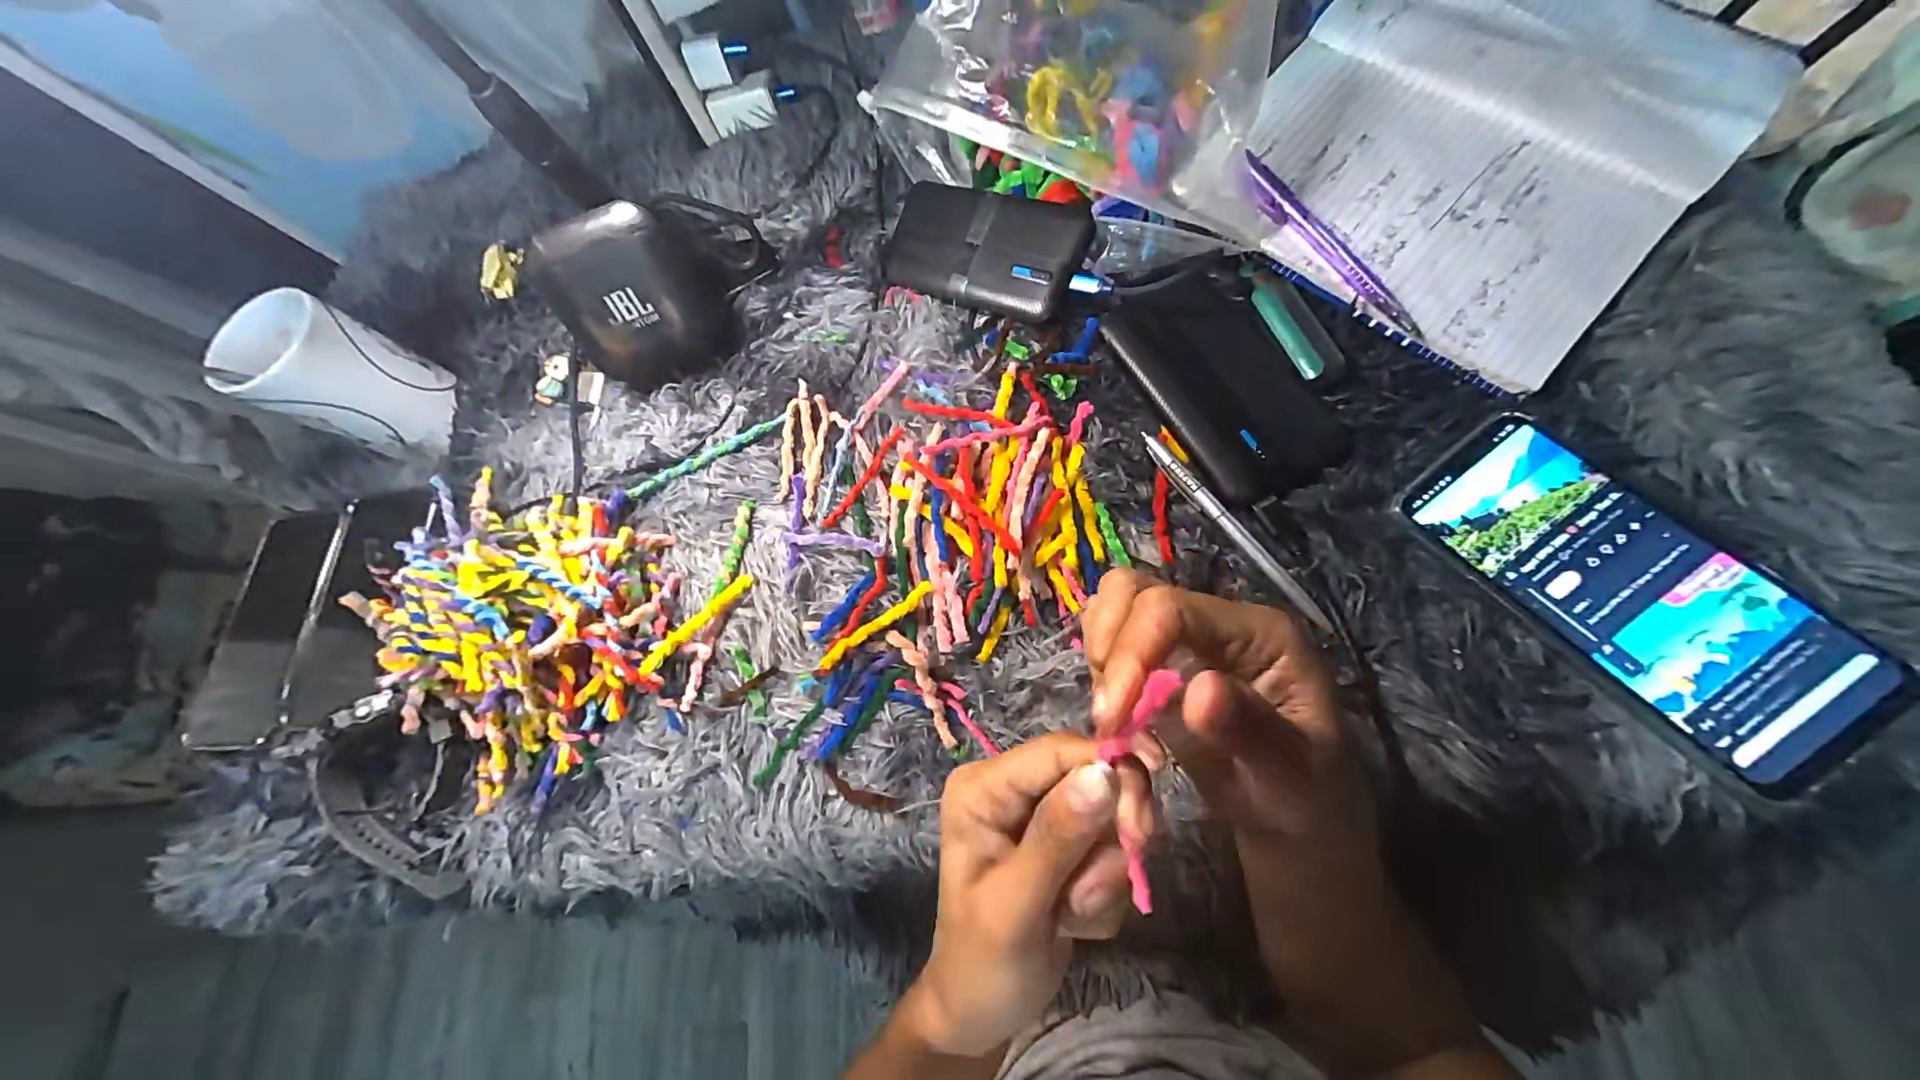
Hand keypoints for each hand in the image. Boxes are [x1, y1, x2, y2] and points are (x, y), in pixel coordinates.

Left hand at [902, 733, 1154, 1057]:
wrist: (983, 1012)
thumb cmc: (983, 962)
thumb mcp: (1015, 903)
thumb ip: (1057, 837)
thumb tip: (1104, 771)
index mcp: (984, 787)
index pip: (1057, 750)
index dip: (1110, 764)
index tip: (1149, 806)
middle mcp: (1013, 788)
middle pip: (1093, 775)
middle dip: (1112, 830)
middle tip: (1107, 881)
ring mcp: (1041, 815)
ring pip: (1110, 814)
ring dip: (1107, 871)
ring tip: (1072, 912)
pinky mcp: (1066, 843)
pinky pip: (1112, 847)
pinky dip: (1106, 886)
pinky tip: (1073, 918)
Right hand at [1083, 568, 1374, 851]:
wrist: (1297, 811)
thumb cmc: (1304, 795)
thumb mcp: (1291, 778)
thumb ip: (1251, 733)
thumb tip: (1198, 690)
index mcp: (1258, 633)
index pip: (1172, 609)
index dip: (1131, 653)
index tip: (1111, 718)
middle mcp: (1215, 621)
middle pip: (1132, 590)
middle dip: (1107, 649)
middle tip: (1110, 716)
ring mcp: (1184, 635)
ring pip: (1113, 606)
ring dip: (1100, 661)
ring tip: (1116, 719)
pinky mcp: (1159, 656)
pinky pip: (1109, 639)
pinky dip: (1099, 673)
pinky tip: (1118, 718)